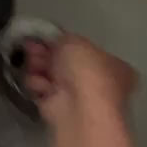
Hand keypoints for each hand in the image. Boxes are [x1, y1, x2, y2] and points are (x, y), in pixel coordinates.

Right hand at [22, 35, 137, 128]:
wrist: (79, 109)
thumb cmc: (86, 71)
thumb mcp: (74, 40)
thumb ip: (62, 37)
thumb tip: (54, 43)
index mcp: (114, 66)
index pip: (86, 50)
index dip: (63, 42)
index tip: (45, 37)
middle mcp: (100, 83)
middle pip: (64, 62)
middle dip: (44, 53)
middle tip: (32, 48)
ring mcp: (80, 98)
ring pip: (50, 74)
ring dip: (37, 66)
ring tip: (34, 66)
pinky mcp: (60, 109)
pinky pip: (42, 89)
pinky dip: (37, 84)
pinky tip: (40, 84)